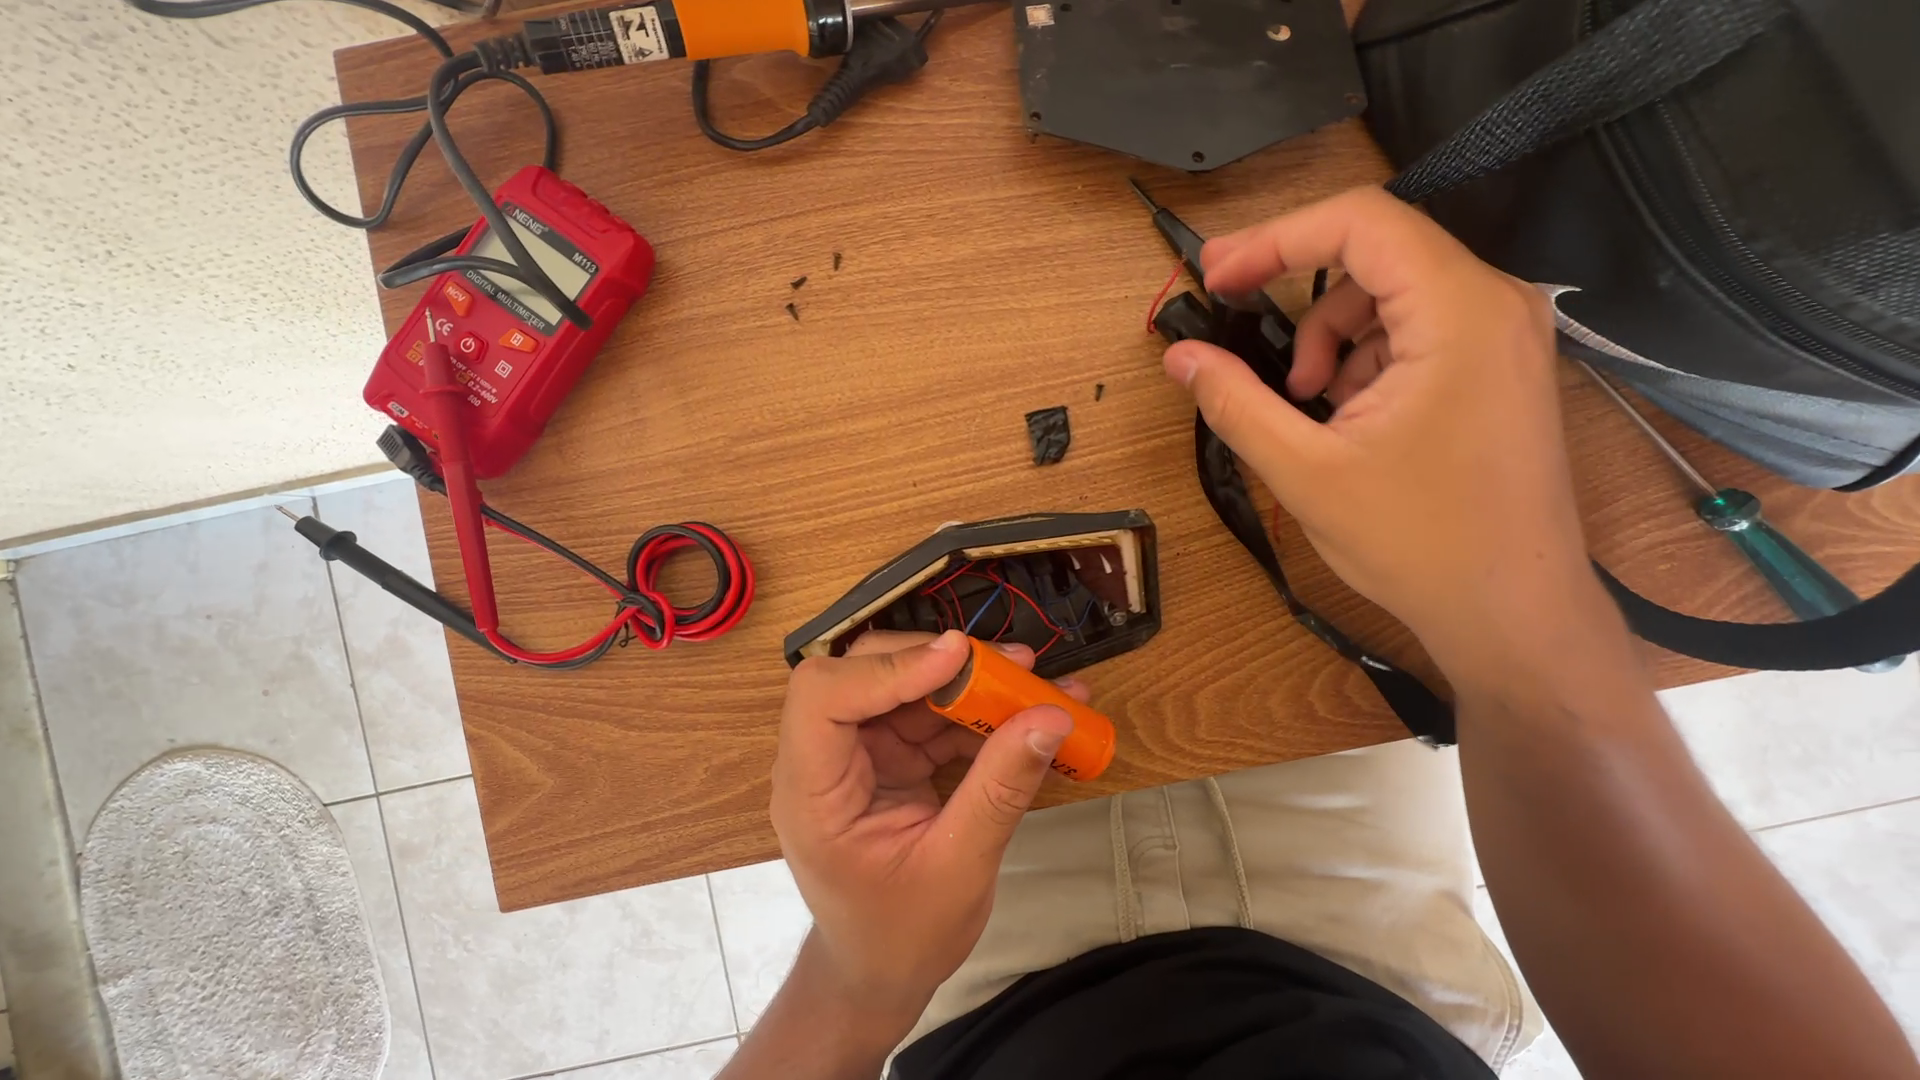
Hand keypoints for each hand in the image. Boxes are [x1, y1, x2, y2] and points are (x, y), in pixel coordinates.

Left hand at [770, 629, 1081, 1022]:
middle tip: (1011, 663)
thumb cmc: (901, 936)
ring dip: (970, 683)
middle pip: (865, 674)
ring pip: (907, 688)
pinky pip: (931, 717)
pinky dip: (977, 713)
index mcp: (812, 792)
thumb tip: (1051, 718)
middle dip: (938, 664)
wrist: (881, 973)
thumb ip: (1001, 788)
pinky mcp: (888, 759)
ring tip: (1036, 682)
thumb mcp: (959, 868)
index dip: (887, 668)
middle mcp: (826, 760)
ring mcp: (858, 756)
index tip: (957, 658)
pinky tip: (1025, 714)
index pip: (824, 699)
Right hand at [1162, 187, 1607, 678]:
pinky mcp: (1498, 368)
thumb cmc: (1417, 543)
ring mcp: (1503, 336)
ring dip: (1329, 333)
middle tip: (1230, 310)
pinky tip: (1346, 415)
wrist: (1513, 611)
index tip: (1216, 276)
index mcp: (1456, 313)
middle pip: (1374, 250)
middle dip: (1293, 281)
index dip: (1273, 238)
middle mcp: (1494, 304)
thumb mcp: (1304, 472)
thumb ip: (1235, 402)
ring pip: (1391, 292)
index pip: (1359, 222)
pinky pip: (1416, 329)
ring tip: (1303, 399)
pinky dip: (1364, 356)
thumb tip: (1179, 356)